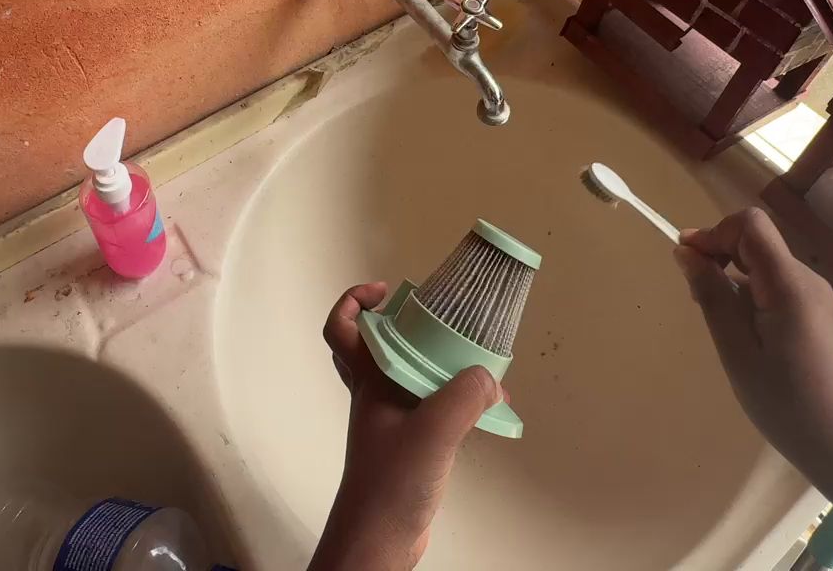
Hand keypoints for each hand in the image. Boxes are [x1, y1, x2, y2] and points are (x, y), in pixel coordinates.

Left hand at [308, 283, 501, 570]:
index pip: (341, 329)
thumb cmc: (392, 481)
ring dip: (428, 359)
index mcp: (369, 380)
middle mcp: (374, 393)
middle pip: (371, 345)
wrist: (379, 542)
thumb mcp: (435, 430)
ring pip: (400, 373)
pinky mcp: (406, 444)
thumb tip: (490, 378)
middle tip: (431, 316)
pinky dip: (448, 396)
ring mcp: (388, 420)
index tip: (386, 290)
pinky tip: (480, 405)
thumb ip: (465, 396)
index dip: (354, 300)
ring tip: (465, 356)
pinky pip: (423, 403)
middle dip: (398, 323)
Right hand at [673, 207, 832, 477]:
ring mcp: (820, 299)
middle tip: (696, 296)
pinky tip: (747, 335)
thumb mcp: (736, 351)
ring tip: (721, 324)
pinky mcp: (822, 317)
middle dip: (719, 256)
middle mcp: (809, 282)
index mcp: (790, 285)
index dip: (714, 232)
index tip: (688, 261)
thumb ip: (711, 295)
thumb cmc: (787, 405)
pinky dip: (751, 295)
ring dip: (733, 278)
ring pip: (765, 265)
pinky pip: (778, 287)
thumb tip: (686, 251)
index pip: (750, 225)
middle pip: (756, 242)